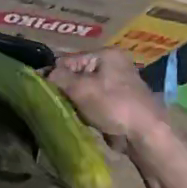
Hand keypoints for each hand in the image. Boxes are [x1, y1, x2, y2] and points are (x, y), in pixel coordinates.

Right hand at [49, 49, 165, 149]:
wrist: (144, 132)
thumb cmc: (113, 105)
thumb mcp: (81, 89)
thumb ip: (59, 78)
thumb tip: (44, 73)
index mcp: (106, 54)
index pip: (69, 59)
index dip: (54, 74)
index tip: (42, 90)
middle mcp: (113, 65)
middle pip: (77, 74)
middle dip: (65, 89)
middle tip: (54, 102)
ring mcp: (117, 84)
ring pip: (83, 89)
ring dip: (74, 101)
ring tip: (67, 111)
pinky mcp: (118, 102)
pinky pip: (93, 101)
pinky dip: (85, 109)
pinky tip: (80, 117)